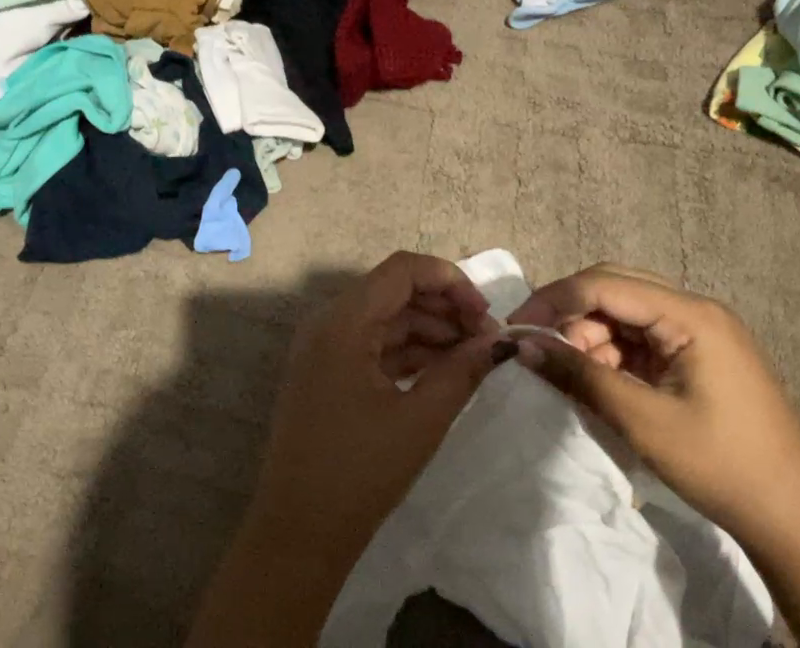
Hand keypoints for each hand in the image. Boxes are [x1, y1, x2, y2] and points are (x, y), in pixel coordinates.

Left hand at [253, 251, 504, 550]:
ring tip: (474, 359)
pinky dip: (408, 351)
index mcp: (343, 322)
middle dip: (445, 307)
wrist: (299, 530)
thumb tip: (500, 342)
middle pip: (394, 291)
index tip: (487, 315)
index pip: (402, 269)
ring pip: (385, 318)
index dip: (450, 281)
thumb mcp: (421, 419)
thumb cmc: (360, 471)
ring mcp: (323, 348)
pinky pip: (373, 344)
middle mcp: (328, 323)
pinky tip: (443, 371)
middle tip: (488, 341)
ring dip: (430, 330)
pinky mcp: (326, 373)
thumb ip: (463, 371)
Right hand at [508, 264, 799, 647]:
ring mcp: (700, 333)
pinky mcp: (698, 357)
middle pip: (614, 289)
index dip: (553, 300)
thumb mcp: (642, 420)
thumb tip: (523, 346)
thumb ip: (580, 376)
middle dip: (568, 313)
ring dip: (589, 335)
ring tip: (567, 373)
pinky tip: (595, 380)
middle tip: (534, 347)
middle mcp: (696, 311)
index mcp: (691, 315)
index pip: (604, 284)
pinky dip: (611, 353)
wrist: (794, 516)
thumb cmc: (721, 464)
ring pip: (625, 313)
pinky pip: (642, 338)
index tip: (515, 329)